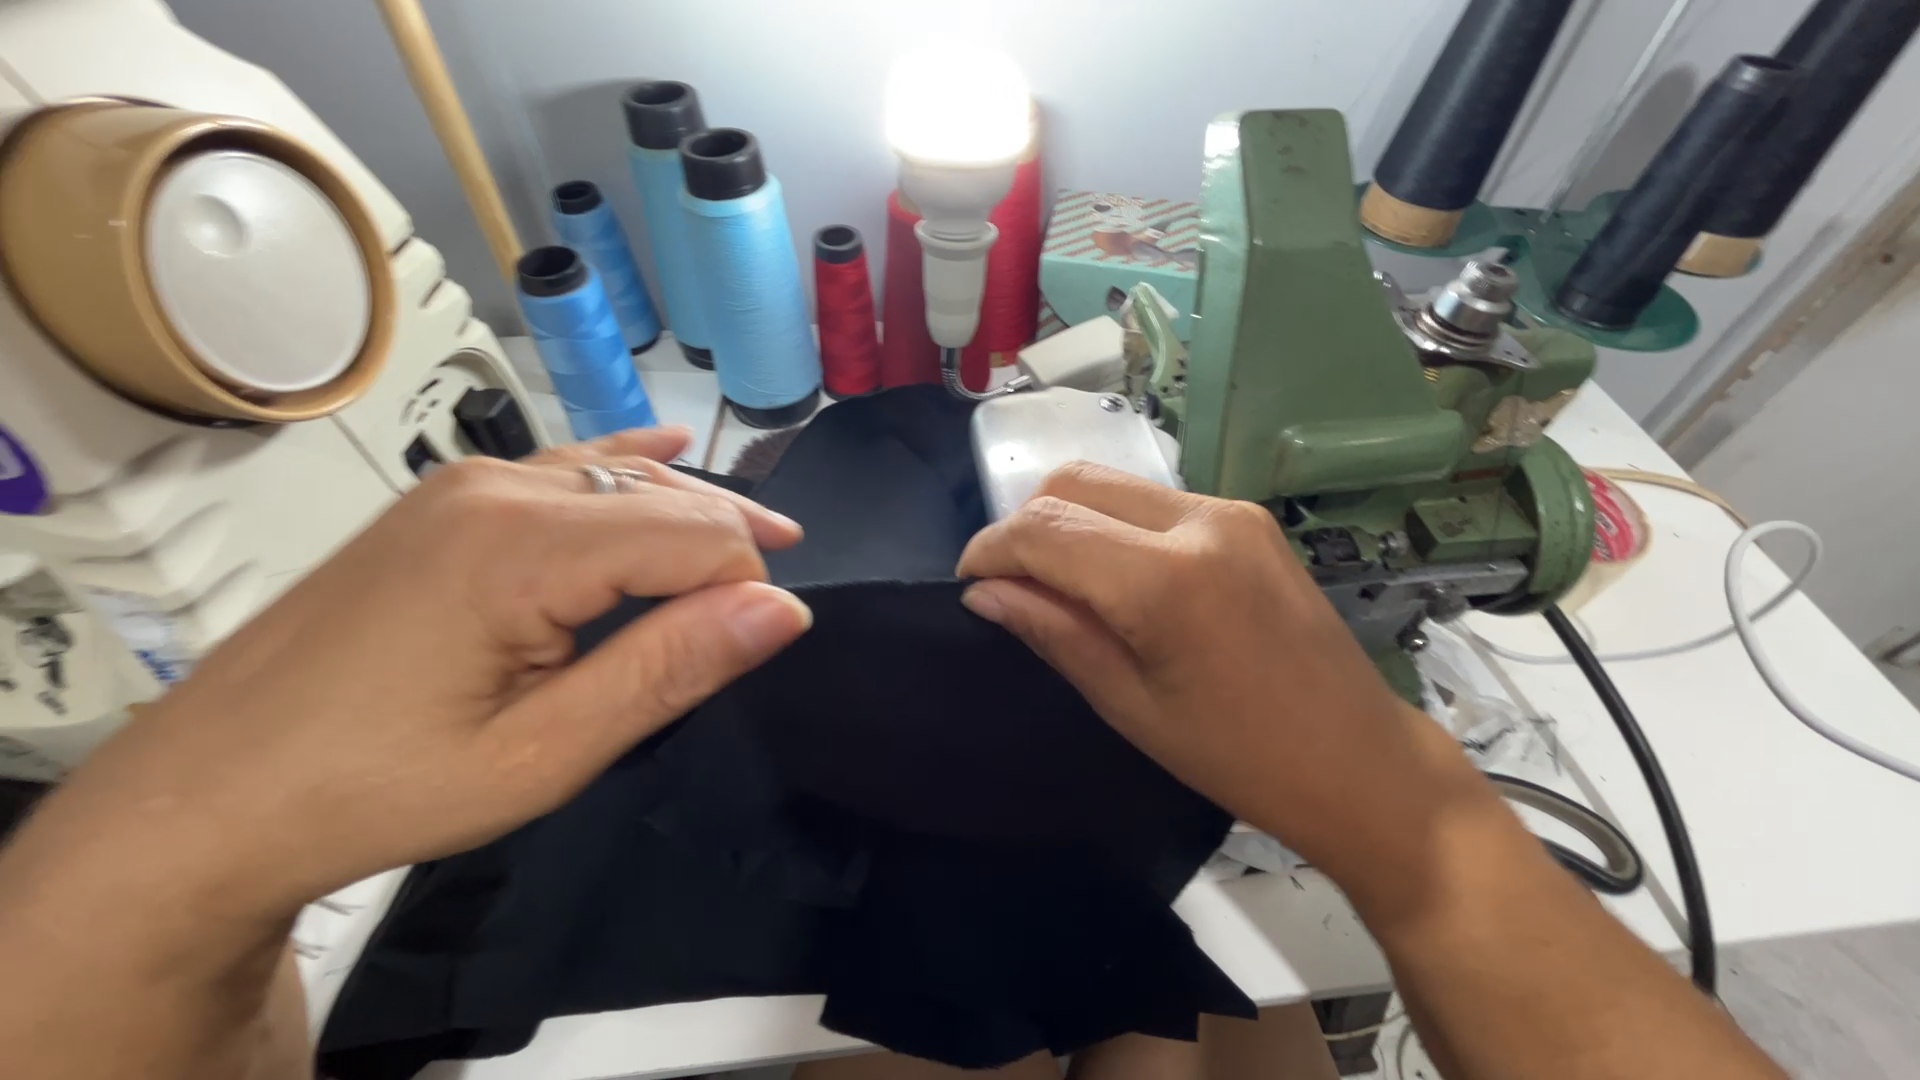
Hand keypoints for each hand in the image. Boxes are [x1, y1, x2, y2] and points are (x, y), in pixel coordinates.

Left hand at [3, 428, 812, 925]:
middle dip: (730, 549)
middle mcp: (499, 488)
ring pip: (622, 476)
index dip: (745, 586)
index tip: (751, 646)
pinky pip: (568, 465)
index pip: (696, 534)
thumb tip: (782, 609)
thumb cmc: (383, 786)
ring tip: (755, 553)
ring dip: (693, 514)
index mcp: (523, 546)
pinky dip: (631, 466)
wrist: (206, 797)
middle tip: (764, 615)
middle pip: (665, 496)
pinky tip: (671, 448)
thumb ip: (670, 668)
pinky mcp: (448, 500)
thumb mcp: (544, 752)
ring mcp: (466, 484)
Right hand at [955, 463, 1467, 874]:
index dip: (990, 549)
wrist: (1361, 761)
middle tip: (1010, 585)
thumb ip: (1053, 631)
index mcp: (1167, 579)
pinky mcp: (1248, 517)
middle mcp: (1200, 520)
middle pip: (1072, 481)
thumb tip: (983, 592)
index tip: (969, 586)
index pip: (1045, 529)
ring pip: (1111, 482)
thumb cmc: (1239, 756)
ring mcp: (1230, 511)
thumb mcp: (1129, 704)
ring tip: (1058, 583)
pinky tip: (1113, 576)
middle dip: (1023, 525)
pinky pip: (1152, 499)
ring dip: (1068, 521)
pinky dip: (1111, 525)